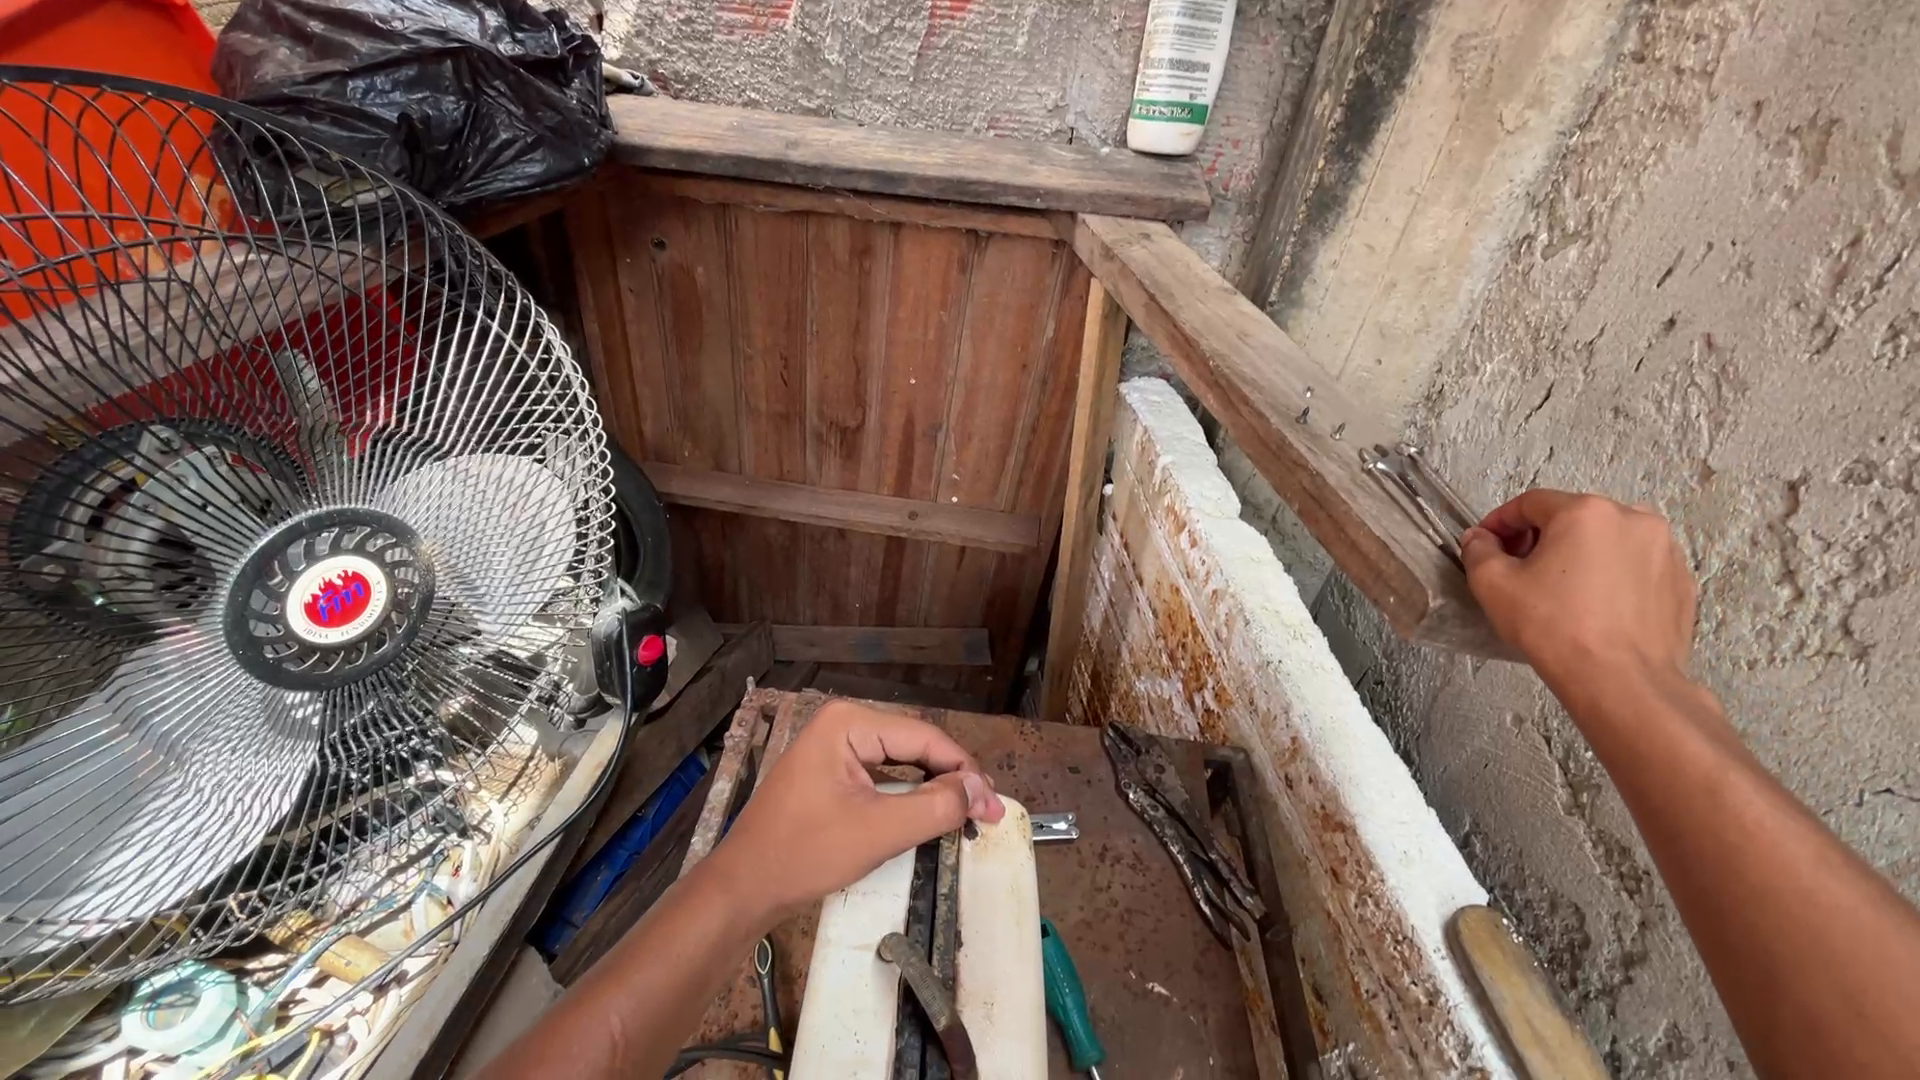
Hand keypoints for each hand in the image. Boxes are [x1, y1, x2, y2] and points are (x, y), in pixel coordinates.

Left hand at [705, 700, 1004, 924]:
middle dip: (951, 779)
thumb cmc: (804, 854)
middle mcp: (842, 723)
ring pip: (900, 761)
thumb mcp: (878, 831)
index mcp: (849, 723)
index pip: (924, 737)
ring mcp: (833, 746)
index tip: (994, 807)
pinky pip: (881, 775)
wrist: (742, 888)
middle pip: (914, 745)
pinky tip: (927, 813)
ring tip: (965, 815)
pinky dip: (907, 795)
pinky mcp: (830, 771)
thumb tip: (981, 791)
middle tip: (984, 814)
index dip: (964, 771)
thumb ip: (935, 806)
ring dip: (932, 787)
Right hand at [1460, 490, 1697, 693]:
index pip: (1530, 503)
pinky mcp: (1681, 581)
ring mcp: (1665, 550)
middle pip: (1572, 517)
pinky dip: (1610, 575)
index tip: (1486, 543)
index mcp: (1585, 512)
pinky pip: (1634, 565)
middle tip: (1518, 569)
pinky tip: (1591, 605)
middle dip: (1540, 538)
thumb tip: (1480, 539)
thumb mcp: (1492, 584)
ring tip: (1558, 589)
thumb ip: (1478, 550)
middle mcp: (1633, 520)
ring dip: (1577, 554)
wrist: (1620, 678)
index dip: (1500, 522)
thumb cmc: (1554, 626)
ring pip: (1606, 540)